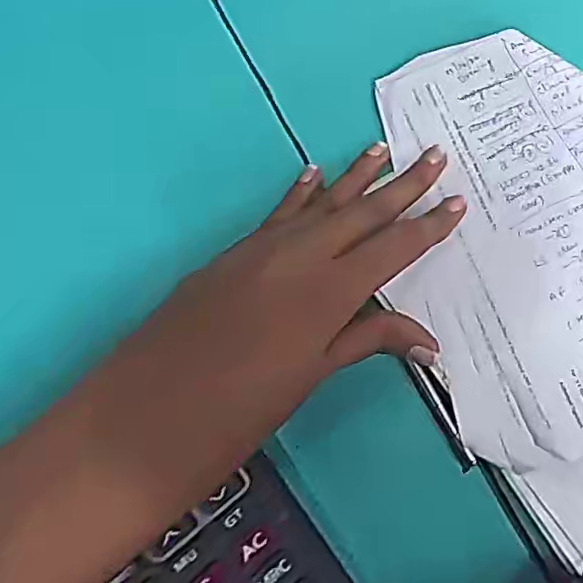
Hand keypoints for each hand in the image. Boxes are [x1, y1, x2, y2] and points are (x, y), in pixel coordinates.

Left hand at [121, 141, 465, 389]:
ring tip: (382, 149)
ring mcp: (258, 252)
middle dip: (403, 185)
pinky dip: (299, 194)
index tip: (455, 202)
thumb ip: (367, 342)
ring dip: (355, 177)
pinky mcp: (228, 257)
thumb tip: (429, 343)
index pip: (391, 249)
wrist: (126, 432)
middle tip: (434, 156)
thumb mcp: (309, 379)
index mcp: (326, 293)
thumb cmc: (232, 418)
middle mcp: (297, 259)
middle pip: (361, 214)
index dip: (427, 226)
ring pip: (319, 205)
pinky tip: (314, 173)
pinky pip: (276, 216)